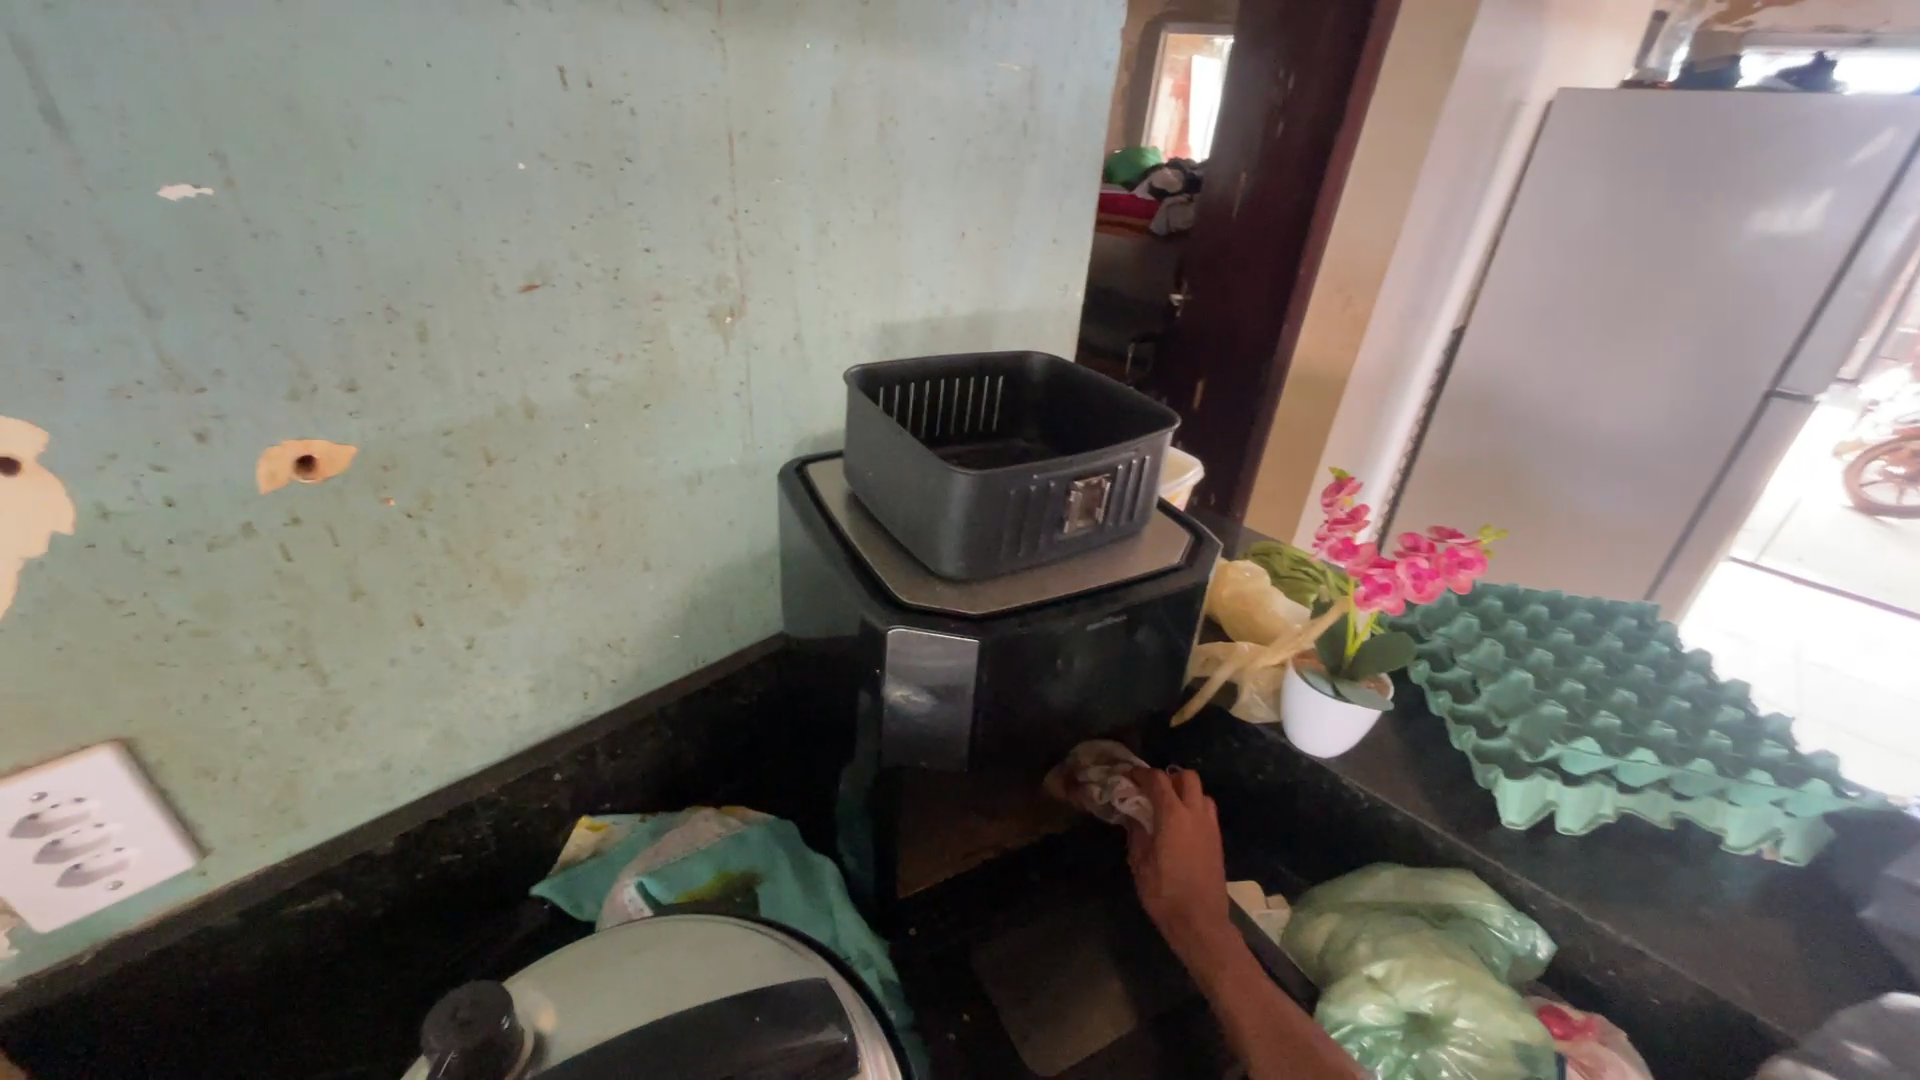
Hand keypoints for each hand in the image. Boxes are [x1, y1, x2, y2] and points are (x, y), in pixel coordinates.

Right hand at [1126, 766, 1234, 965]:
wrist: (1200, 922)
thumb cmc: (1164, 893)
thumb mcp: (1139, 863)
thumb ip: (1137, 833)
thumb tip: (1134, 817)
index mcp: (1173, 815)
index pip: (1158, 780)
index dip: (1141, 774)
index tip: (1128, 777)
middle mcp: (1195, 814)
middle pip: (1187, 777)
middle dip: (1169, 777)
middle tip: (1152, 790)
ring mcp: (1210, 827)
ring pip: (1201, 793)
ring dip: (1185, 792)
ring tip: (1168, 806)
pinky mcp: (1218, 841)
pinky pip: (1208, 811)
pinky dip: (1194, 808)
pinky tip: (1181, 826)